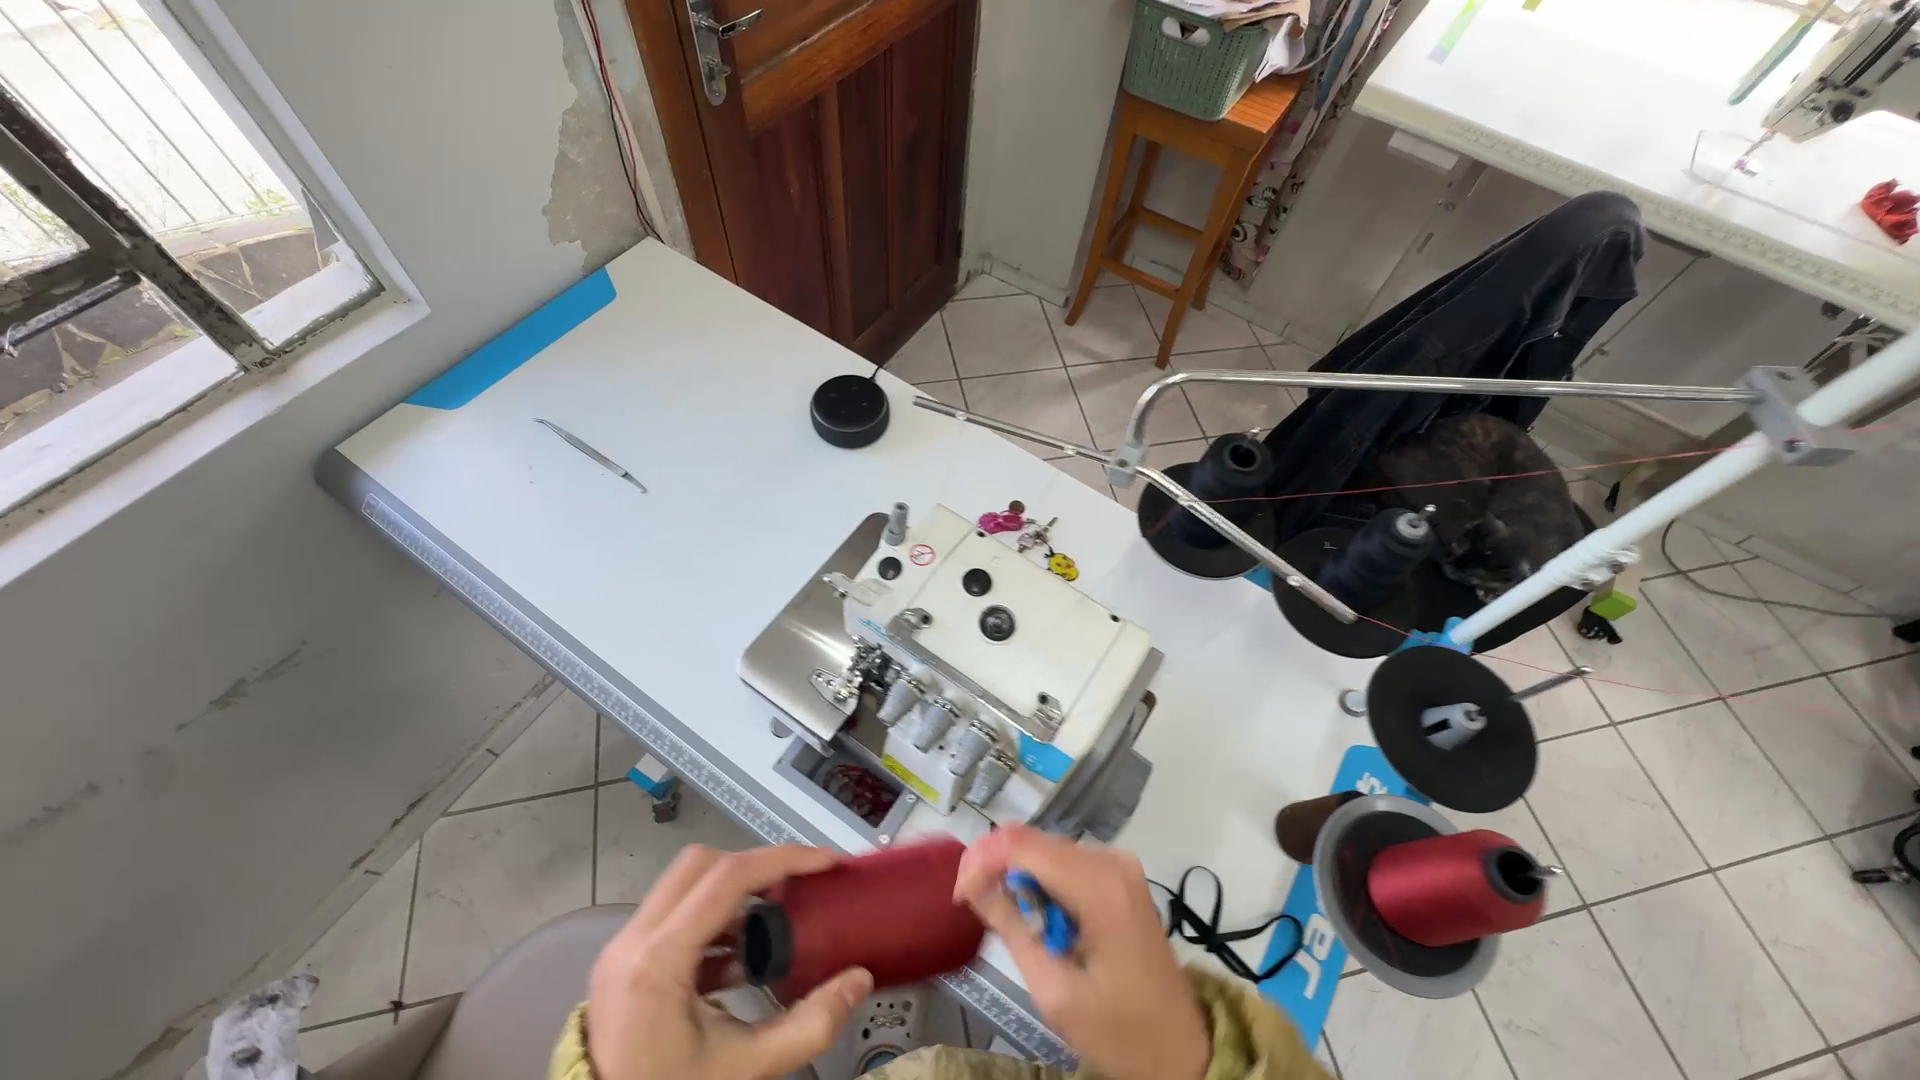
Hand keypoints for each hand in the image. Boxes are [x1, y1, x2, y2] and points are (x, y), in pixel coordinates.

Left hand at [587, 845, 873, 1079]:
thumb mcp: (746, 1068)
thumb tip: (859, 979)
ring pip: (685, 883)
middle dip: (757, 868)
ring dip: (734, 893)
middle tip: (797, 889)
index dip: (782, 860)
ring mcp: (621, 948)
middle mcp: (632, 941)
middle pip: (701, 864)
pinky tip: (738, 958)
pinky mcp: (622, 961)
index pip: (726, 878)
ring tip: (772, 925)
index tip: (825, 863)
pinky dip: (711, 918)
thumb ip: (809, 1025)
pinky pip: (672, 913)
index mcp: (657, 961)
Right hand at [954, 827, 1208, 1079]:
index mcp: (1099, 887)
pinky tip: (1032, 913)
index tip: (961, 896)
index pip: (1021, 845)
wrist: (1181, 1049)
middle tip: (971, 903)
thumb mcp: (1054, 990)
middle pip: (1033, 840)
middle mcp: (1112, 862)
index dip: (981, 861)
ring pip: (1046, 848)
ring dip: (1016, 873)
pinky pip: (1065, 862)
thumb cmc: (1119, 1030)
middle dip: (994, 865)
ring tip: (1000, 913)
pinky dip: (1040, 880)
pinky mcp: (1120, 877)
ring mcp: (1120, 866)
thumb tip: (975, 886)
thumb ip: (1013, 928)